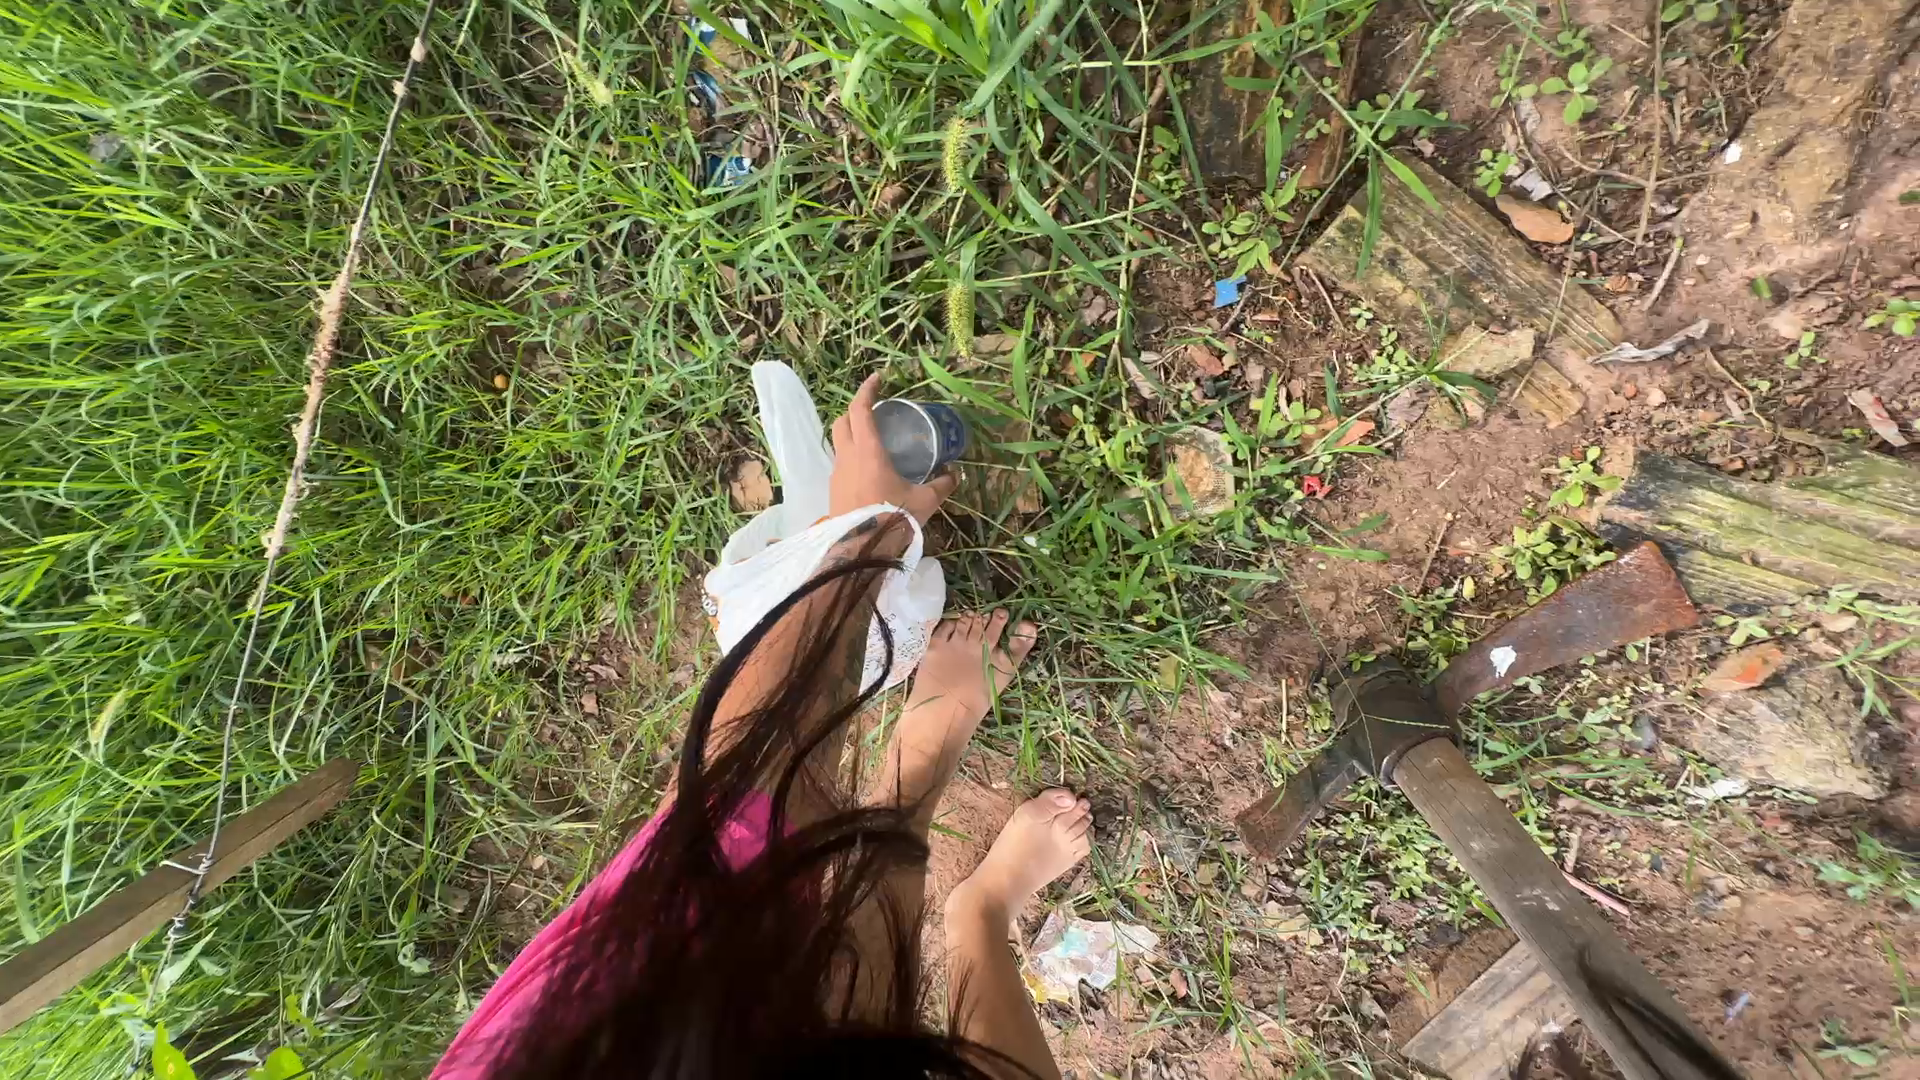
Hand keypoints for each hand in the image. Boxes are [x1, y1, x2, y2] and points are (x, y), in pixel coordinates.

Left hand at [828, 373, 957, 525]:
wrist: (862, 551)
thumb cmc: (894, 518)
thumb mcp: (924, 501)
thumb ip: (941, 485)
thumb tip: (955, 474)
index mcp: (868, 451)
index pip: (860, 410)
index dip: (867, 390)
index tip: (877, 379)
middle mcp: (847, 458)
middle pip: (843, 422)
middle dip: (856, 411)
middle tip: (875, 412)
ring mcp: (837, 475)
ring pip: (839, 445)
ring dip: (852, 437)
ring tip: (874, 443)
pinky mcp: (834, 492)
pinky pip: (841, 466)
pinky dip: (852, 460)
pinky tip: (869, 472)